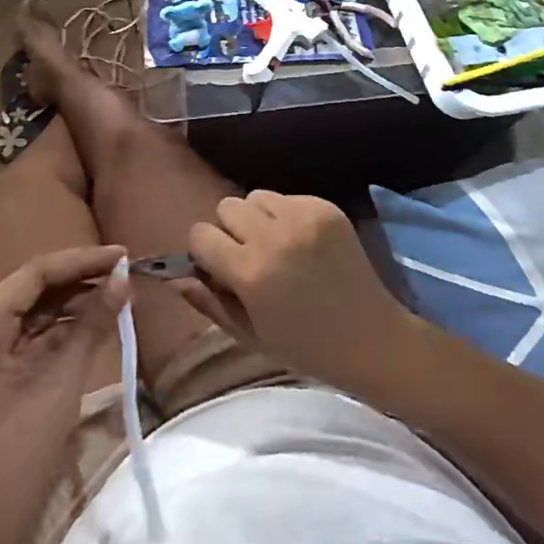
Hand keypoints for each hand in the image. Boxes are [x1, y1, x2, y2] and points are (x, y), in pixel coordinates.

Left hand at [0, 246, 127, 543]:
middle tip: (125, 273)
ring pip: (30, 316)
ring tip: (118, 296)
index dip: (80, 261)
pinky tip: (96, 324)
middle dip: (78, 280)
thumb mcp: (58, 387)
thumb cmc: (15, 459)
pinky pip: (27, 342)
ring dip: (73, 305)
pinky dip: (61, 332)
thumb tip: (124, 280)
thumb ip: (91, 326)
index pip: (30, 276)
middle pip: (28, 292)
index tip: (123, 254)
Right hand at [176, 191, 414, 390]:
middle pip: (227, 207)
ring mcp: (305, 217)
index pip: (200, 235)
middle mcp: (275, 236)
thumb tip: (173, 276)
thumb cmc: (305, 347)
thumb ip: (208, 301)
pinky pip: (289, 197)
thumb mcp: (248, 333)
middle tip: (248, 256)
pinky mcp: (327, 207)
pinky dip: (286, 215)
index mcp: (251, 272)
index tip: (217, 267)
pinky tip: (302, 243)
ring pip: (257, 196)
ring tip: (276, 246)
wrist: (371, 337)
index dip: (203, 252)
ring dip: (257, 218)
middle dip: (229, 230)